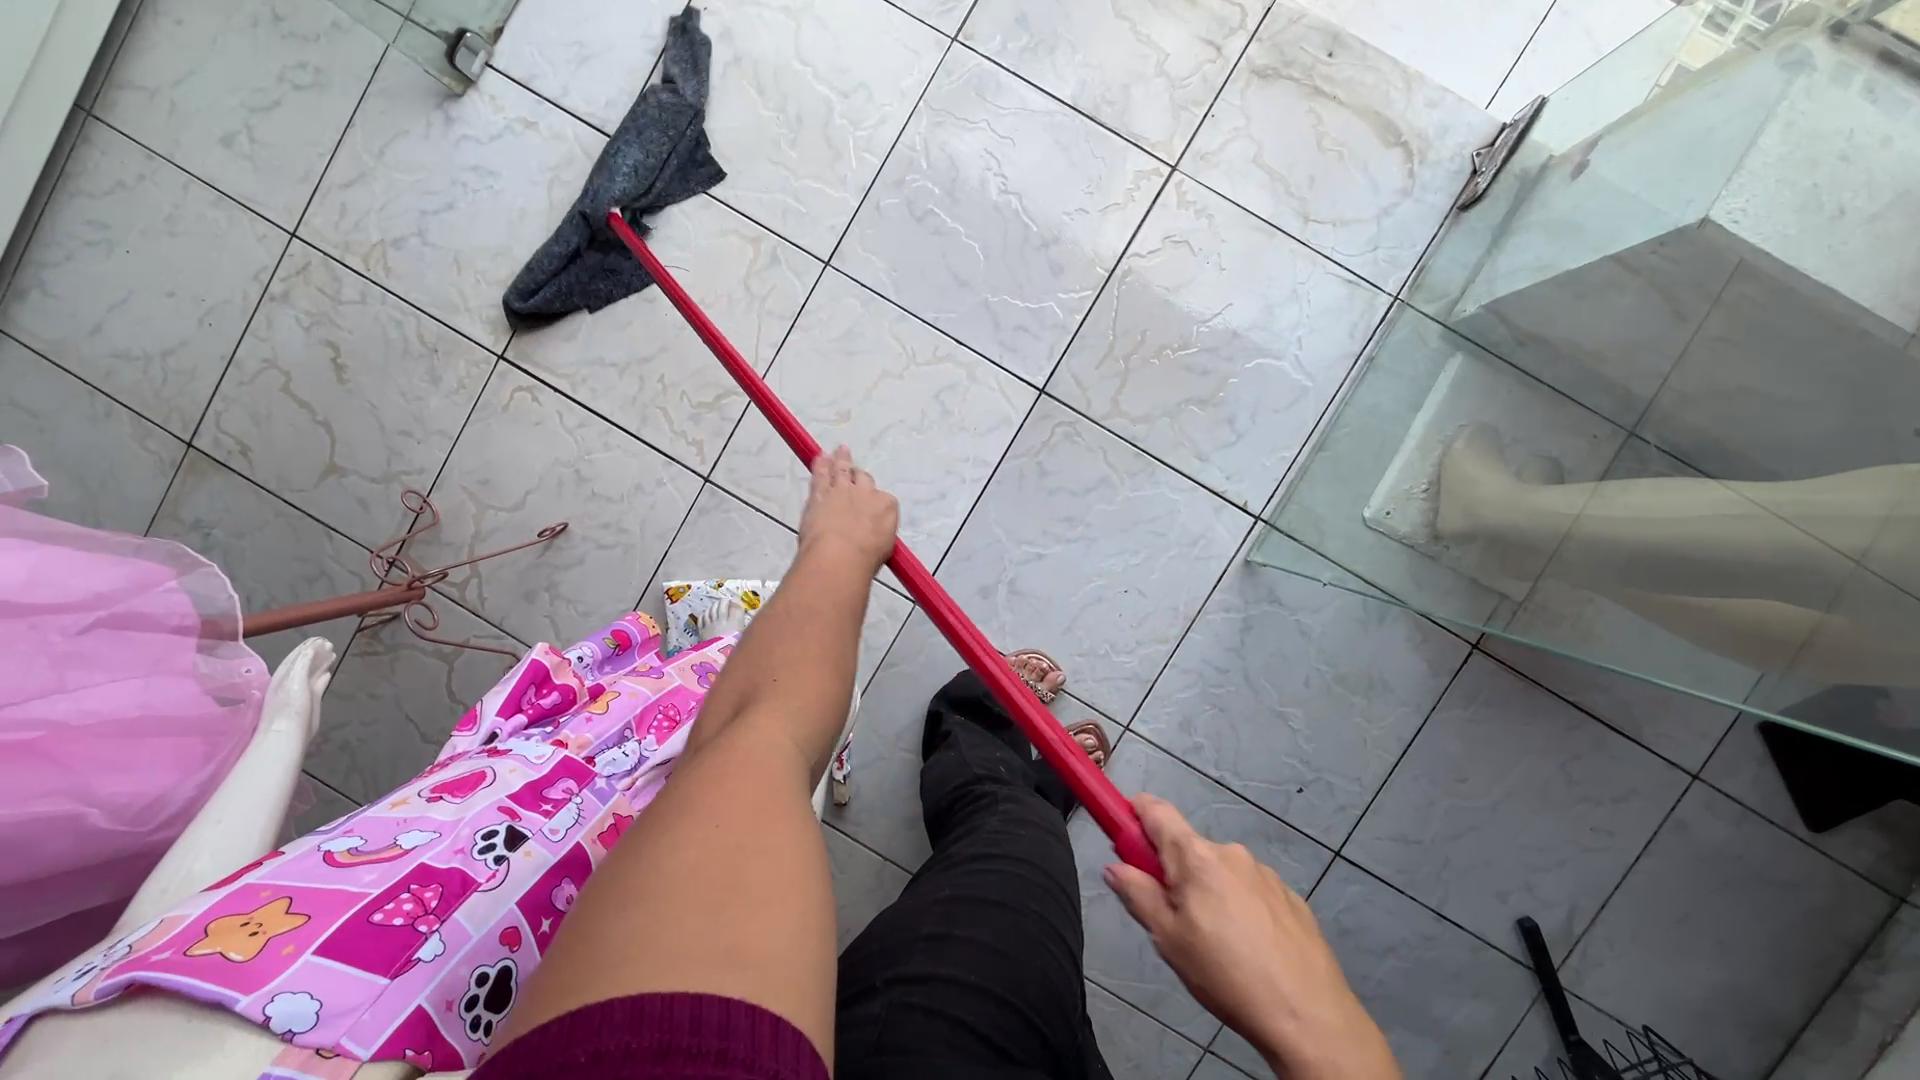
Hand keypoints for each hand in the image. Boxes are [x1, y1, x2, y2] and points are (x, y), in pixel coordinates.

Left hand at [797, 445, 898, 575]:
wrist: (839, 555)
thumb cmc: (865, 558)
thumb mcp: (884, 547)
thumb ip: (879, 534)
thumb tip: (875, 536)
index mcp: (887, 506)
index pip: (883, 498)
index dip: (874, 501)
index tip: (869, 507)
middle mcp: (866, 493)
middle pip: (863, 478)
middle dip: (858, 475)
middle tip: (855, 470)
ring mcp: (842, 490)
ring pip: (842, 469)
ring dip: (841, 459)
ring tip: (840, 450)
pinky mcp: (820, 493)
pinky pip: (821, 474)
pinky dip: (821, 465)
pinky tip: (821, 457)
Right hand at [1105, 795, 1399, 1079]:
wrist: (1308, 1014)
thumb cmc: (1225, 974)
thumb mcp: (1167, 939)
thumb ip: (1137, 895)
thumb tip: (1115, 868)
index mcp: (1196, 857)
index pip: (1156, 811)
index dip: (1133, 813)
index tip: (1122, 833)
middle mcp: (1231, 853)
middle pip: (1188, 847)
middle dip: (1173, 872)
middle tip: (1170, 918)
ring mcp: (1266, 874)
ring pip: (1220, 872)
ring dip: (1208, 892)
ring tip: (1215, 945)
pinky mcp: (1291, 898)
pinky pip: (1251, 891)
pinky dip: (1240, 908)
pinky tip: (1248, 949)